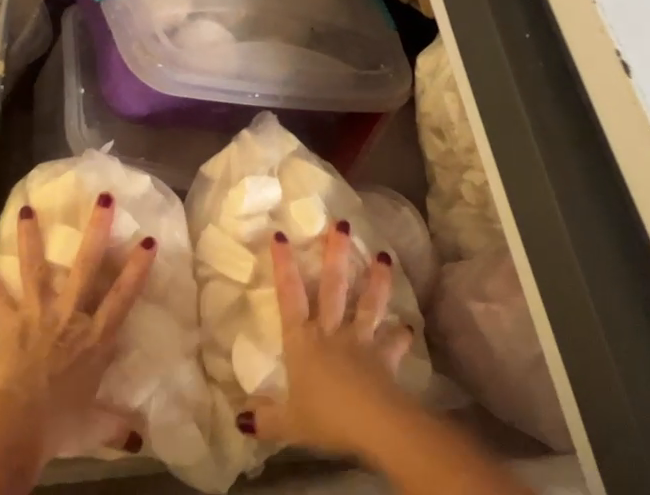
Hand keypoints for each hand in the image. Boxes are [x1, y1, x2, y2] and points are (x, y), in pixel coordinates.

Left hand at [0, 192, 156, 461]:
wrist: (17, 424)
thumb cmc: (61, 424)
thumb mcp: (96, 423)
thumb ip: (117, 422)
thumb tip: (139, 434)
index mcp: (96, 339)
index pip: (123, 297)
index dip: (137, 268)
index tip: (148, 239)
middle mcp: (69, 318)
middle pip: (85, 267)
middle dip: (96, 231)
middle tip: (103, 199)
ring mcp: (37, 316)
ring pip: (36, 269)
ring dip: (30, 238)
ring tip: (25, 209)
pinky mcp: (10, 323)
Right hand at [236, 222, 414, 457]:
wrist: (375, 426)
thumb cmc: (325, 417)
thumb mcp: (288, 423)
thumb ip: (265, 420)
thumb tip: (239, 420)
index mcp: (301, 340)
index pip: (289, 295)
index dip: (283, 266)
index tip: (280, 235)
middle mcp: (330, 332)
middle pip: (333, 287)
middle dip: (336, 255)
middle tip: (342, 224)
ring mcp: (361, 343)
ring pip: (367, 305)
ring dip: (377, 281)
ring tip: (385, 257)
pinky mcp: (385, 360)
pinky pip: (394, 343)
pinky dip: (402, 335)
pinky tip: (410, 327)